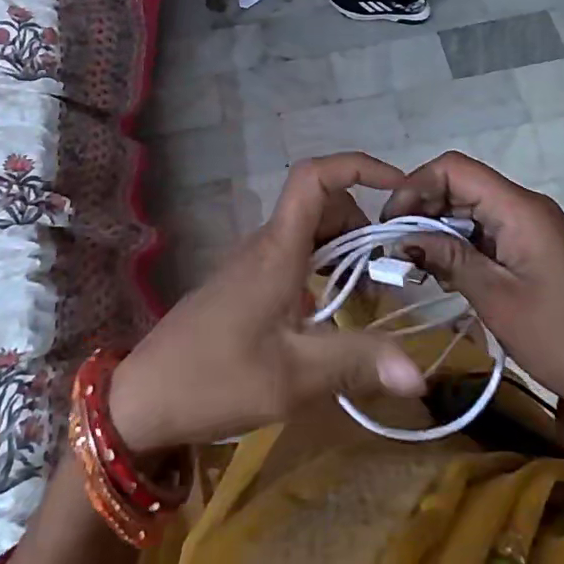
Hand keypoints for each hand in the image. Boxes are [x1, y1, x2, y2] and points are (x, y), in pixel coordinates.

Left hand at [107, 153, 428, 453]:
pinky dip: (325, 273)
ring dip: (346, 254)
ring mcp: (254, 264)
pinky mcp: (247, 285)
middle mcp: (266, 245)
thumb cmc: (215, 379)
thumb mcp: (294, 377)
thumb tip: (421, 372)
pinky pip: (296, 259)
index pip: (314, 177)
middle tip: (389, 275)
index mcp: (277, 249)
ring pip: (311, 234)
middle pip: (322, 206)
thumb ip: (357, 364)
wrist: (143, 398)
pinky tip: (333, 317)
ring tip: (368, 303)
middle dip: (362, 227)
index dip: (357, 166)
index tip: (397, 186)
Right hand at [382, 152, 563, 425]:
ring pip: (467, 208)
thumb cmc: (562, 337)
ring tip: (413, 265)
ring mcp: (528, 225)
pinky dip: (457, 245)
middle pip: (459, 184)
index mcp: (519, 209)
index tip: (392, 223)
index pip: (454, 168)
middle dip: (422, 209)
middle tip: (396, 249)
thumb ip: (449, 258)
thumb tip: (404, 237)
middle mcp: (523, 206)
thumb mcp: (497, 299)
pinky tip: (442, 273)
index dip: (416, 186)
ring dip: (437, 229)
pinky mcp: (529, 246)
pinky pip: (483, 230)